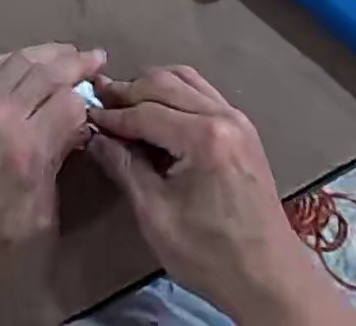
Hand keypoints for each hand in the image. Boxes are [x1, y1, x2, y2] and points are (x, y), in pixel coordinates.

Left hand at [0, 43, 107, 290]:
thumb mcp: (37, 216)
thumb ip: (59, 163)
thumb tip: (78, 127)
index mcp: (26, 149)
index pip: (70, 102)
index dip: (85, 102)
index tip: (91, 108)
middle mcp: (3, 115)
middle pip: (50, 70)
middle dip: (77, 62)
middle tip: (96, 58)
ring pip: (23, 58)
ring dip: (51, 52)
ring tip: (70, 53)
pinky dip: (20, 57)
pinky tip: (33, 61)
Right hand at [86, 67, 355, 324]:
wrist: (268, 275)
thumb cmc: (209, 253)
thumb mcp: (156, 215)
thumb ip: (125, 168)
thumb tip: (96, 136)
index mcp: (204, 137)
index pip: (147, 112)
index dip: (113, 114)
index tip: (87, 113)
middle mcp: (222, 114)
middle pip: (165, 83)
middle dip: (129, 90)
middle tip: (100, 96)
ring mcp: (236, 116)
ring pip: (185, 79)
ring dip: (153, 84)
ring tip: (125, 99)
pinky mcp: (242, 124)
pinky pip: (202, 91)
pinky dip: (176, 91)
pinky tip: (158, 107)